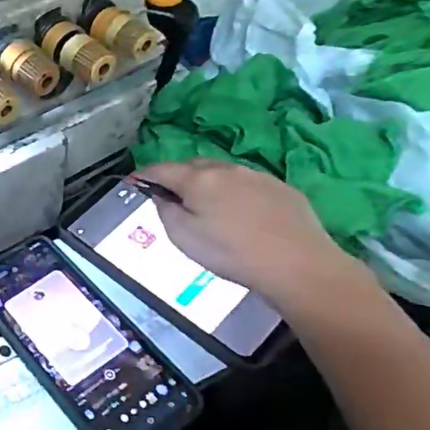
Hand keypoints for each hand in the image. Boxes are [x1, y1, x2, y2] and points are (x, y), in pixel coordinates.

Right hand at [134, 159, 372, 309]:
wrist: (297, 264)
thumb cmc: (231, 252)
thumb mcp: (183, 237)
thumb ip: (165, 211)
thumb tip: (161, 196)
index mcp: (198, 179)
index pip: (161, 169)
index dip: (143, 175)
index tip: (132, 182)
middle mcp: (227, 169)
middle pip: (192, 165)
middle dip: (176, 176)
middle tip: (167, 195)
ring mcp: (257, 176)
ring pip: (222, 172)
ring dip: (206, 182)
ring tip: (203, 204)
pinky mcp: (281, 188)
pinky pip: (246, 183)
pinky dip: (233, 192)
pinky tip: (238, 214)